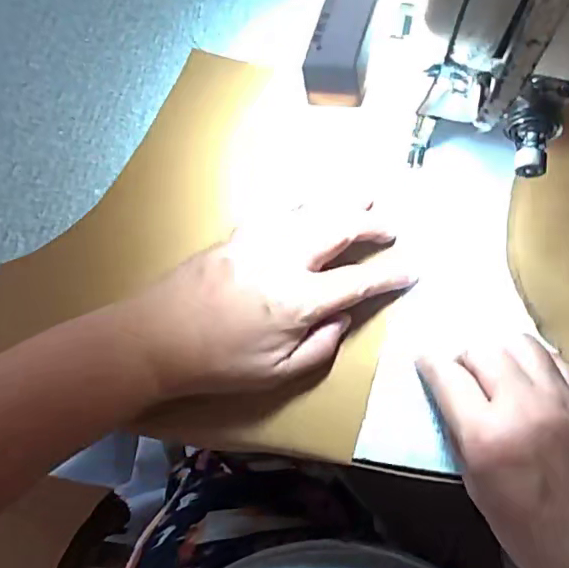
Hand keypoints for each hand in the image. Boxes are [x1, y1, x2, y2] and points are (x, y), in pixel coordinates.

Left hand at [107, 201, 415, 399]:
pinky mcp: (236, 235)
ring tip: (366, 194)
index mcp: (297, 300)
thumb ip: (320, 346)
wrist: (154, 337)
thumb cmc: (217, 364)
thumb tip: (342, 317)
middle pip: (339, 228)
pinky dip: (303, 202)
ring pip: (310, 209)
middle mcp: (283, 260)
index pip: (357, 281)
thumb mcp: (276, 373)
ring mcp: (257, 240)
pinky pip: (279, 209)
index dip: (390, 274)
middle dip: (373, 223)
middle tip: (393, 226)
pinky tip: (311, 200)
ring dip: (342, 201)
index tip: (413, 267)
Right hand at [418, 335, 568, 567]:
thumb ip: (461, 439)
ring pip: (521, 343)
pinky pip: (556, 359)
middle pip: (483, 350)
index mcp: (487, 437)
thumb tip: (450, 403)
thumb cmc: (534, 539)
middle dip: (464, 358)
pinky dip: (536, 362)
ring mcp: (563, 400)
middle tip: (462, 374)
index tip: (424, 362)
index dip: (429, 364)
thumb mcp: (478, 492)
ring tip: (497, 372)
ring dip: (500, 352)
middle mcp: (524, 407)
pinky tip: (532, 380)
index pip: (447, 376)